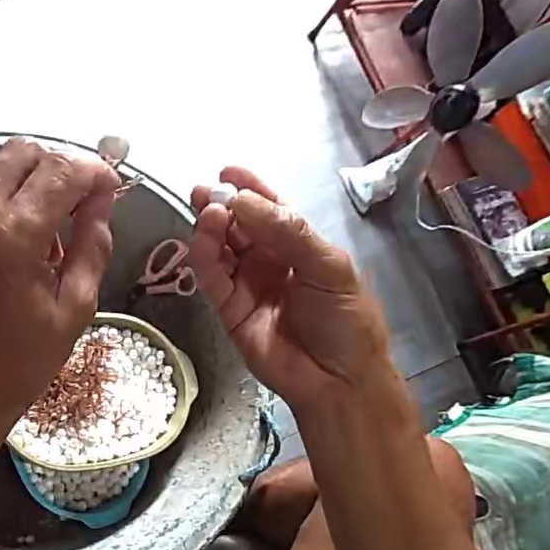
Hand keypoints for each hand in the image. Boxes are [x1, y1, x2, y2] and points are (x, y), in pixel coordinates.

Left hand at [0, 138, 117, 441]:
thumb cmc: (27, 359)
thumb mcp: (76, 306)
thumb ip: (93, 244)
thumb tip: (103, 198)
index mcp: (11, 237)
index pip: (60, 172)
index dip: (94, 172)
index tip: (111, 189)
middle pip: (23, 153)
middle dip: (59, 169)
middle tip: (79, 205)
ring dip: (31, 190)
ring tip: (47, 238)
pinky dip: (4, 211)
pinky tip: (15, 252)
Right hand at [186, 167, 396, 415]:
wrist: (337, 378)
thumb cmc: (345, 319)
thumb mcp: (328, 265)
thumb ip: (287, 232)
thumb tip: (241, 202)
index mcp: (297, 246)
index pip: (269, 210)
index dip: (250, 189)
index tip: (228, 171)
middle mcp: (268, 262)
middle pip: (238, 227)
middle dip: (221, 206)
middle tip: (204, 191)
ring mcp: (246, 286)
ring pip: (220, 250)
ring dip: (211, 229)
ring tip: (207, 212)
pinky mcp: (229, 311)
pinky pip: (212, 279)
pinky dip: (204, 258)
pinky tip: (204, 239)